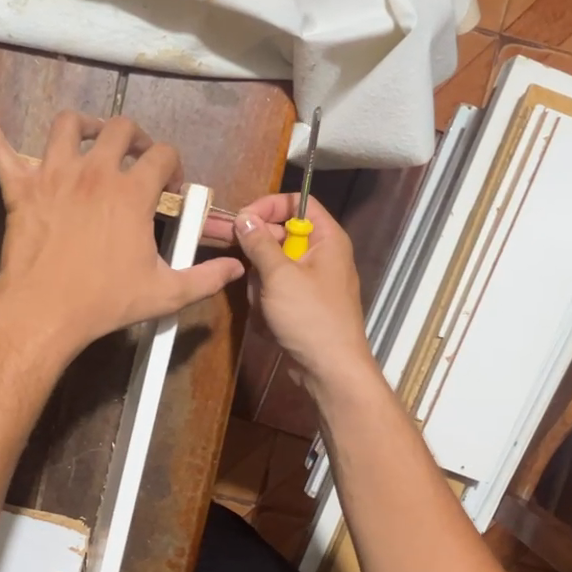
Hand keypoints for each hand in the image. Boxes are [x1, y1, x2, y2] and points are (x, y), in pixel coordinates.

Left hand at [0, 83, 244, 360]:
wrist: (46, 313)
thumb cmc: (105, 302)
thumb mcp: (165, 293)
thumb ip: (205, 277)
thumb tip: (237, 266)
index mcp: (132, 192)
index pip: (163, 156)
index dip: (172, 167)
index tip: (171, 187)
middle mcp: (95, 171)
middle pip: (121, 129)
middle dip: (136, 138)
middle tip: (138, 159)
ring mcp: (53, 174)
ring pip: (69, 125)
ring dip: (84, 126)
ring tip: (91, 138)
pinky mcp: (19, 186)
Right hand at [216, 192, 378, 392]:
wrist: (330, 369)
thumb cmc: (309, 316)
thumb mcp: (279, 275)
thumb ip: (259, 243)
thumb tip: (244, 217)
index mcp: (327, 238)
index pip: (298, 202)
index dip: (269, 206)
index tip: (242, 220)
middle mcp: (323, 254)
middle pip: (283, 234)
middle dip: (259, 252)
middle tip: (241, 263)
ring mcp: (313, 281)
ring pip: (274, 265)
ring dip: (261, 281)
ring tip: (262, 302)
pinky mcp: (304, 304)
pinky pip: (277, 289)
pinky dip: (267, 300)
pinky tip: (266, 317)